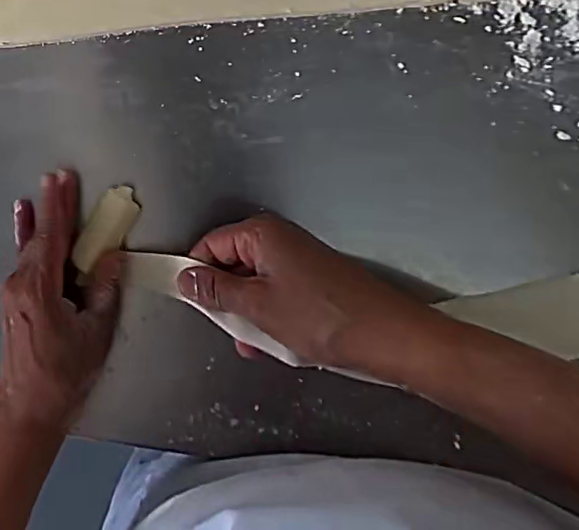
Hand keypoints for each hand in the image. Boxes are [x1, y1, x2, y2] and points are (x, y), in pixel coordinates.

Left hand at [0, 170, 121, 432]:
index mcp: (40, 287)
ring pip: (30, 246)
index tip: (63, 179)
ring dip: (40, 219)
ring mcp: (13, 288)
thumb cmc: (63, 374)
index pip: (53, 236)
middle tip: (58, 175)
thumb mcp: (94, 334)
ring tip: (42, 192)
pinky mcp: (13, 297)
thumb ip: (103, 291)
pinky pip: (23, 259)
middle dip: (52, 204)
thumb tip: (111, 257)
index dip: (60, 206)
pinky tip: (25, 223)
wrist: (26, 407)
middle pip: (40, 235)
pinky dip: (27, 237)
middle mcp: (21, 281)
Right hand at [177, 214, 453, 379]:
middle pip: (231, 265)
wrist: (392, 339)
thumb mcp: (258, 308)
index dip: (197, 274)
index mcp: (260, 234)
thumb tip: (187, 278)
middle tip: (235, 330)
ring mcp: (296, 259)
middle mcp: (277, 239)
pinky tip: (285, 344)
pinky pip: (277, 294)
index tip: (192, 302)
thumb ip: (217, 292)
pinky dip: (274, 318)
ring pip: (254, 285)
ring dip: (252, 316)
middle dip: (228, 301)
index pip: (209, 245)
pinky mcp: (312, 280)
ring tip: (265, 344)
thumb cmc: (326, 318)